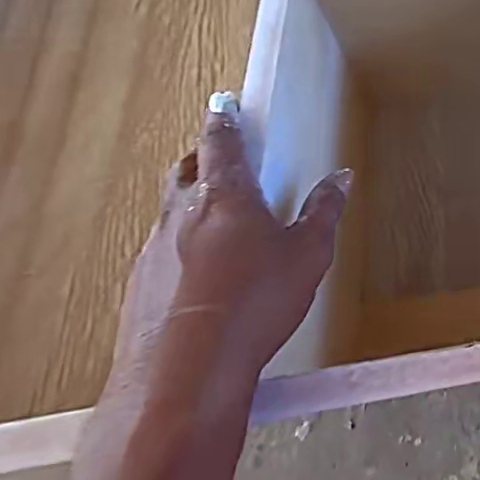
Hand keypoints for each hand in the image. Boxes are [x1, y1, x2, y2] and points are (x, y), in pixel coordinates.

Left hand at [107, 94, 350, 402]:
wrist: (184, 376)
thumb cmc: (253, 302)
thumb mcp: (307, 255)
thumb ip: (323, 212)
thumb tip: (340, 178)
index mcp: (224, 194)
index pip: (220, 142)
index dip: (223, 119)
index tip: (222, 102)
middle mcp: (182, 213)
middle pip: (185, 168)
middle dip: (199, 156)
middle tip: (213, 153)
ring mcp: (154, 250)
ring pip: (169, 211)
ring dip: (187, 204)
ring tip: (210, 219)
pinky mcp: (139, 286)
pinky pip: (160, 252)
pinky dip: (177, 249)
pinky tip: (195, 276)